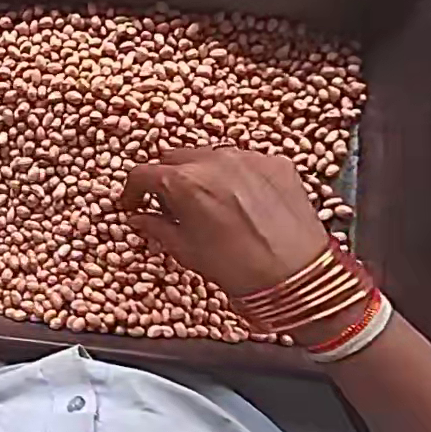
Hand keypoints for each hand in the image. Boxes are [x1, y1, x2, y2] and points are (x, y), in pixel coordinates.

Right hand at [117, 148, 332, 298]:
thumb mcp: (185, 250)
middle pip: (173, 158)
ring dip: (198, 174)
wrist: (298, 276)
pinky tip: (237, 201)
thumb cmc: (238, 267)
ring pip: (208, 155)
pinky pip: (242, 161)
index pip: (142, 173)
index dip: (132, 191)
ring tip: (205, 202)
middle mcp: (214, 161)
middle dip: (164, 179)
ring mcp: (248, 158)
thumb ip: (157, 227)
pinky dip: (232, 176)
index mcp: (184, 183)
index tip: (133, 204)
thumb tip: (139, 218)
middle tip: (166, 204)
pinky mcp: (275, 162)